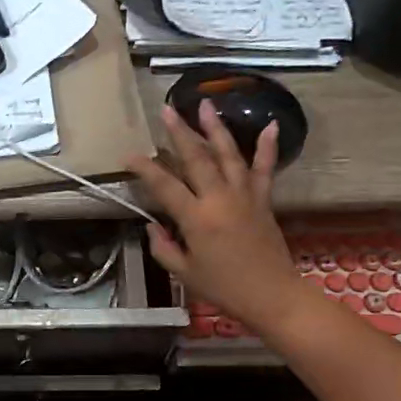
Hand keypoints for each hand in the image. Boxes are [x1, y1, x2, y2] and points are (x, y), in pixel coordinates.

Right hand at [127, 101, 312, 332]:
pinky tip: (270, 125)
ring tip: (205, 104)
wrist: (272, 296)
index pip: (164, 185)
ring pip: (228, 154)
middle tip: (167, 110)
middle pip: (196, 158)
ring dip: (215, 128)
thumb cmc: (224, 288)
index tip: (129, 156)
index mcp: (196, 218)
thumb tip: (152, 227)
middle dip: (179, 132)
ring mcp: (244, 195)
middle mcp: (219, 198)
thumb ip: (163, 248)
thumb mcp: (184, 273)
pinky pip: (264, 169)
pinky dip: (267, 147)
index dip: (144, 168)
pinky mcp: (263, 199)